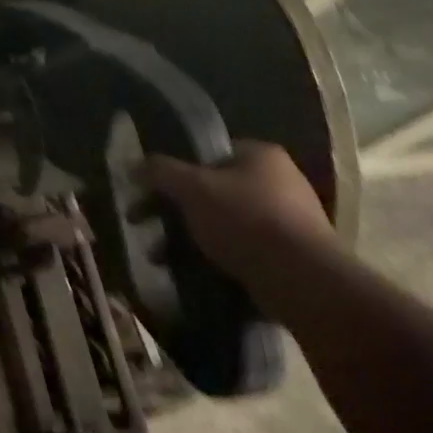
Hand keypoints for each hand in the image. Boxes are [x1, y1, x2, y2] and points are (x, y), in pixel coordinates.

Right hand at [141, 141, 337, 287]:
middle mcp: (279, 180)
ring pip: (222, 221)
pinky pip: (240, 247)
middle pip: (212, 189)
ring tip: (159, 257)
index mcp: (260, 155)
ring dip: (187, 237)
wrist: (300, 277)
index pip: (207, 154)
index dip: (174, 171)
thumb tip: (133, 163)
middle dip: (174, 210)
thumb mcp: (192, 188)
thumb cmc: (244, 220)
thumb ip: (160, 172)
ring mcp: (287, 218)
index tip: (148, 192)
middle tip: (143, 224)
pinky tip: (192, 271)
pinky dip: (213, 256)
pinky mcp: (289, 252)